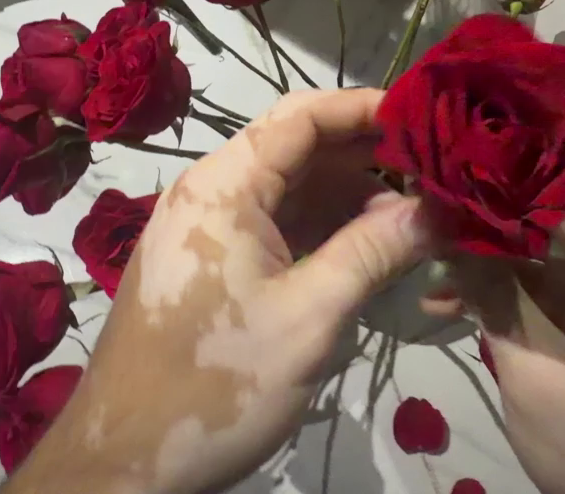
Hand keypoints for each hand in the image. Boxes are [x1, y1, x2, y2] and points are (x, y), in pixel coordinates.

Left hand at [7, 89, 433, 493]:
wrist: (125, 460)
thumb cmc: (217, 384)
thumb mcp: (310, 317)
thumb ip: (375, 252)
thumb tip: (439, 211)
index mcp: (225, 184)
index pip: (301, 115)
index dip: (363, 107)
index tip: (423, 116)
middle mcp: (213, 188)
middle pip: (296, 145)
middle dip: (364, 151)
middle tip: (431, 165)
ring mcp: (209, 224)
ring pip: (289, 185)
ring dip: (348, 191)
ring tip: (414, 207)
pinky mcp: (213, 258)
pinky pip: (276, 220)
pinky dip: (323, 224)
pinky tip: (368, 243)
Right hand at [426, 210, 564, 493]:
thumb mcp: (532, 366)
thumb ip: (491, 292)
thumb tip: (446, 228)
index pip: (556, 216)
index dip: (498, 206)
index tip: (445, 197)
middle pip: (542, 240)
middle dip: (482, 246)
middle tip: (428, 239)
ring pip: (532, 267)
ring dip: (482, 276)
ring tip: (431, 283)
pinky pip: (538, 296)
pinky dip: (499, 301)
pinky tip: (450, 304)